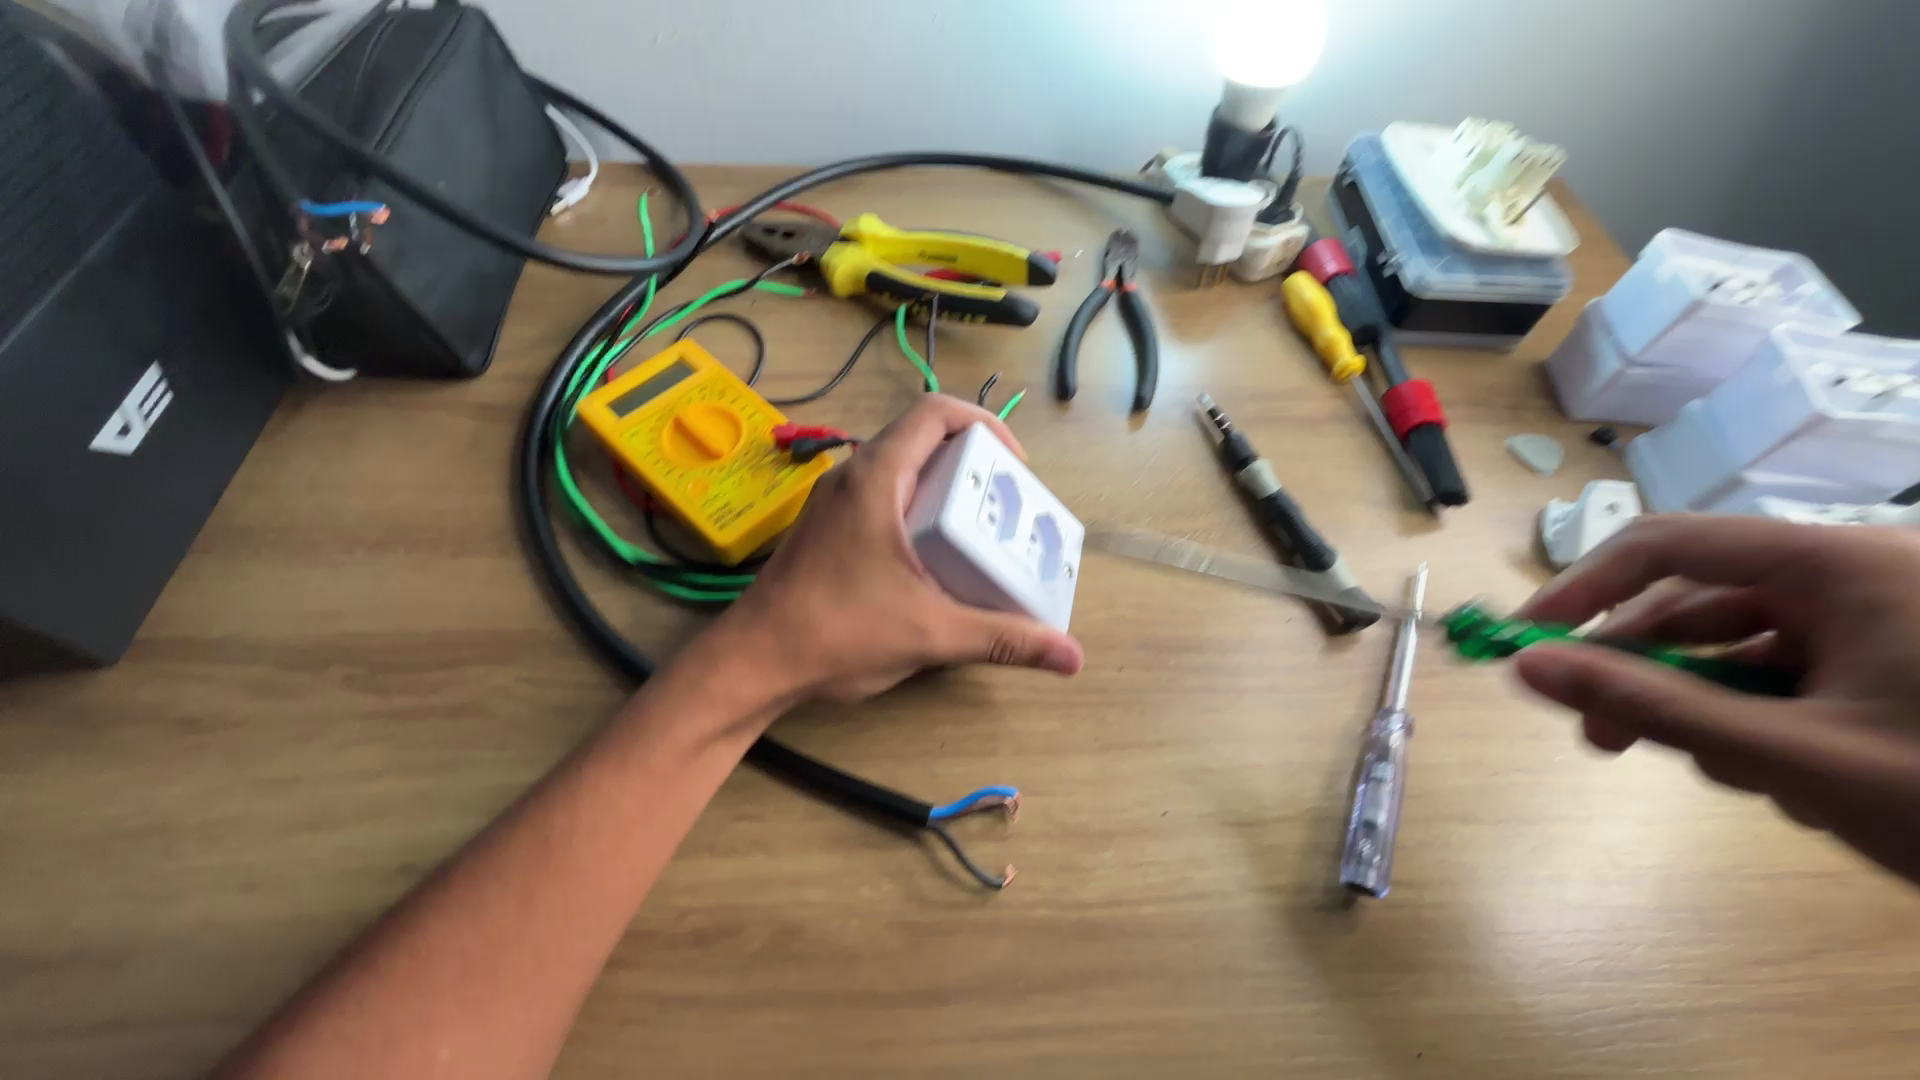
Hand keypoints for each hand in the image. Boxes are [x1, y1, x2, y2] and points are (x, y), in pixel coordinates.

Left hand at [707, 394, 1083, 704]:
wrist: (751, 663)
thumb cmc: (836, 633)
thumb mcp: (931, 633)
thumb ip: (1003, 640)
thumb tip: (1072, 656)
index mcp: (876, 479)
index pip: (935, 413)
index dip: (985, 423)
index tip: (1016, 465)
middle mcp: (852, 478)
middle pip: (922, 440)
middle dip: (972, 464)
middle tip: (1005, 505)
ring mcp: (833, 504)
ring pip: (901, 472)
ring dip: (944, 490)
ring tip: (977, 532)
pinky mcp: (826, 530)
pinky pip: (882, 500)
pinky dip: (917, 512)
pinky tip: (931, 561)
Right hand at [1511, 516, 1919, 883]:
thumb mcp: (1796, 756)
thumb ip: (1649, 705)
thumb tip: (1524, 668)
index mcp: (1839, 565)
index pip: (1665, 545)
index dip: (1582, 589)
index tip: (1529, 642)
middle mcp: (1859, 575)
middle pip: (1699, 604)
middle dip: (1643, 670)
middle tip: (1599, 734)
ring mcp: (1886, 619)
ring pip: (1743, 646)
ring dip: (1704, 705)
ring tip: (1721, 772)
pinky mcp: (1903, 660)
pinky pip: (1793, 671)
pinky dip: (1762, 716)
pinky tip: (1782, 772)